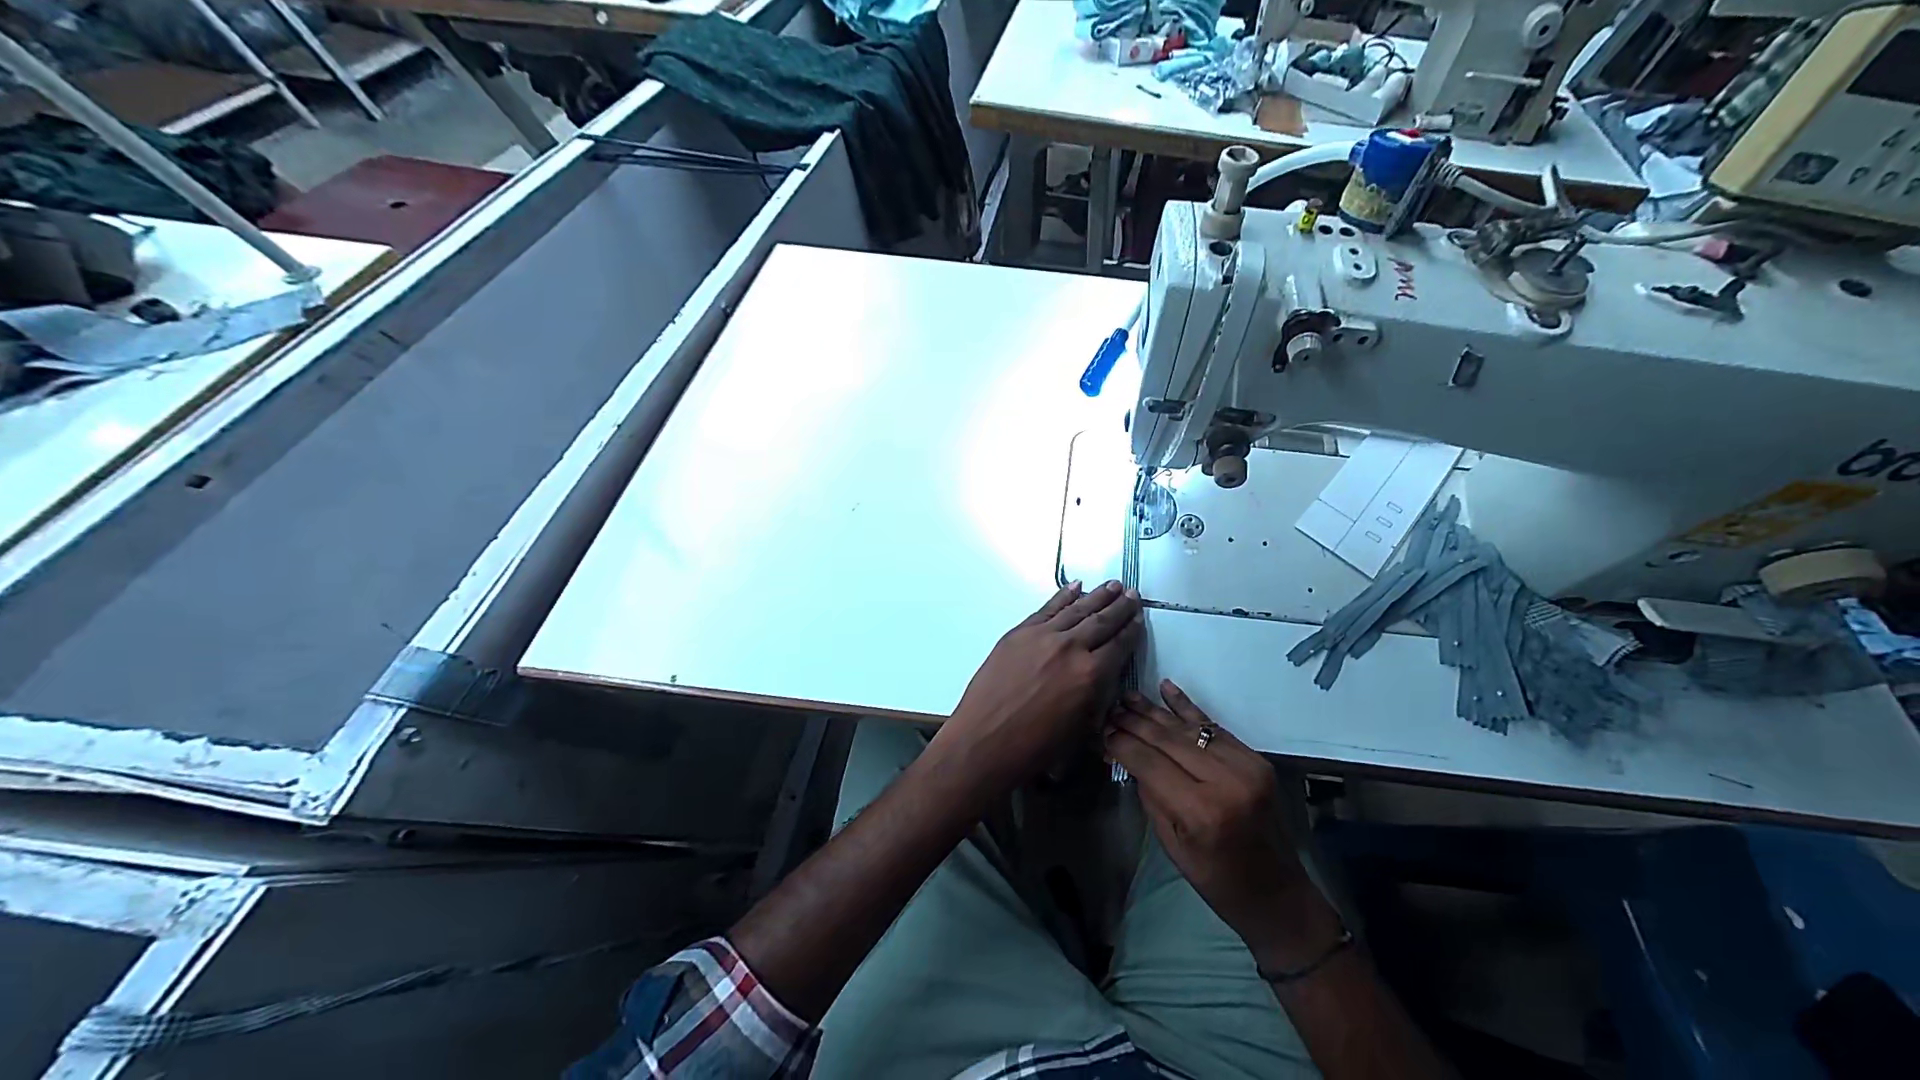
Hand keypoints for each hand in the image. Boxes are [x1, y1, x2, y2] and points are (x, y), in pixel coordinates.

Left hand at [930, 580, 1143, 798]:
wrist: (986, 739)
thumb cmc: (1034, 746)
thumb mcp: (1080, 728)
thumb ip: (1096, 697)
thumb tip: (1102, 678)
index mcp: (1091, 675)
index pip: (1119, 645)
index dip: (1131, 630)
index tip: (1139, 618)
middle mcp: (1070, 648)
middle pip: (1102, 621)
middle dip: (1119, 607)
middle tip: (1132, 594)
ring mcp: (1042, 636)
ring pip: (1076, 609)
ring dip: (1097, 596)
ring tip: (1112, 586)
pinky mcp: (1019, 633)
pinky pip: (1047, 608)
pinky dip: (1063, 596)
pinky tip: (1075, 587)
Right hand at [1105, 681, 1343, 973]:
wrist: (1277, 893)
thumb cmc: (1216, 879)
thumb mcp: (1171, 842)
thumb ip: (1150, 793)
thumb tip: (1125, 754)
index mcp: (1201, 810)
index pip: (1149, 762)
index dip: (1121, 744)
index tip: (1100, 731)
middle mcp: (1226, 780)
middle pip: (1167, 740)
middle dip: (1134, 724)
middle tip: (1108, 710)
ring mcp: (1246, 766)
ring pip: (1189, 728)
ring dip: (1155, 711)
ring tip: (1128, 696)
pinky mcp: (1256, 759)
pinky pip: (1214, 728)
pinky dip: (1188, 708)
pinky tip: (1167, 690)